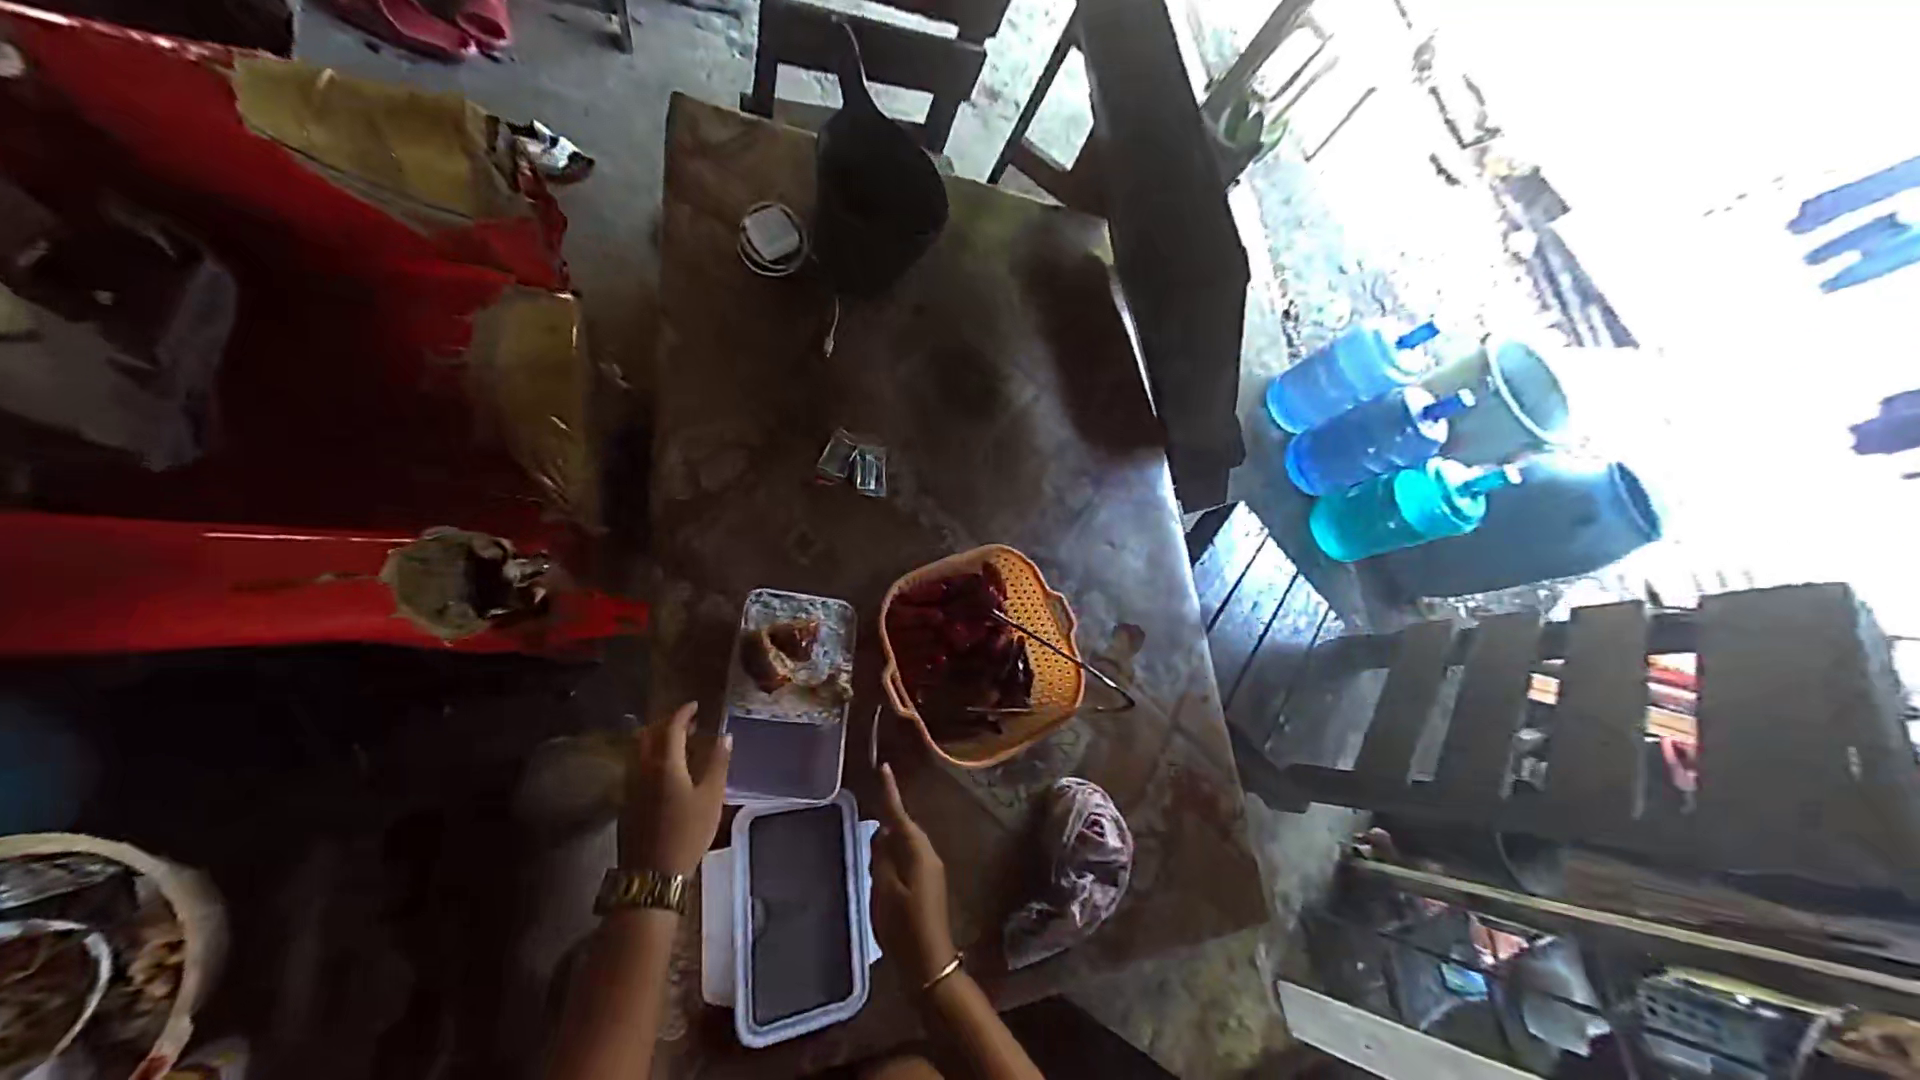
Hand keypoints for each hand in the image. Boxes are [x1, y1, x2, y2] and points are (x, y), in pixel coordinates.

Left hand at [620, 702, 731, 876]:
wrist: (652, 874)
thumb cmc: (688, 832)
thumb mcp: (712, 797)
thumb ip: (718, 764)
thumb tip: (725, 736)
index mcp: (665, 764)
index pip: (671, 727)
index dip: (683, 713)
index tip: (695, 706)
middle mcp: (642, 769)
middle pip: (649, 735)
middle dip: (667, 723)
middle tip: (688, 722)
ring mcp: (630, 787)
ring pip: (639, 751)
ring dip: (657, 740)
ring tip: (678, 743)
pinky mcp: (626, 803)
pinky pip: (637, 767)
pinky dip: (651, 757)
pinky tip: (666, 770)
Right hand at [872, 763, 958, 987]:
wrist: (929, 964)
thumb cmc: (904, 926)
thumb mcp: (884, 891)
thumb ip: (881, 858)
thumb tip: (881, 833)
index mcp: (918, 852)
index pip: (900, 815)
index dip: (890, 792)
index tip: (884, 767)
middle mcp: (928, 855)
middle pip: (905, 827)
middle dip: (888, 816)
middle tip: (868, 805)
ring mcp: (930, 870)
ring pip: (906, 843)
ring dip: (890, 837)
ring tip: (870, 835)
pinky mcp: (927, 884)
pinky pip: (908, 858)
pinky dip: (894, 854)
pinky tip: (881, 862)